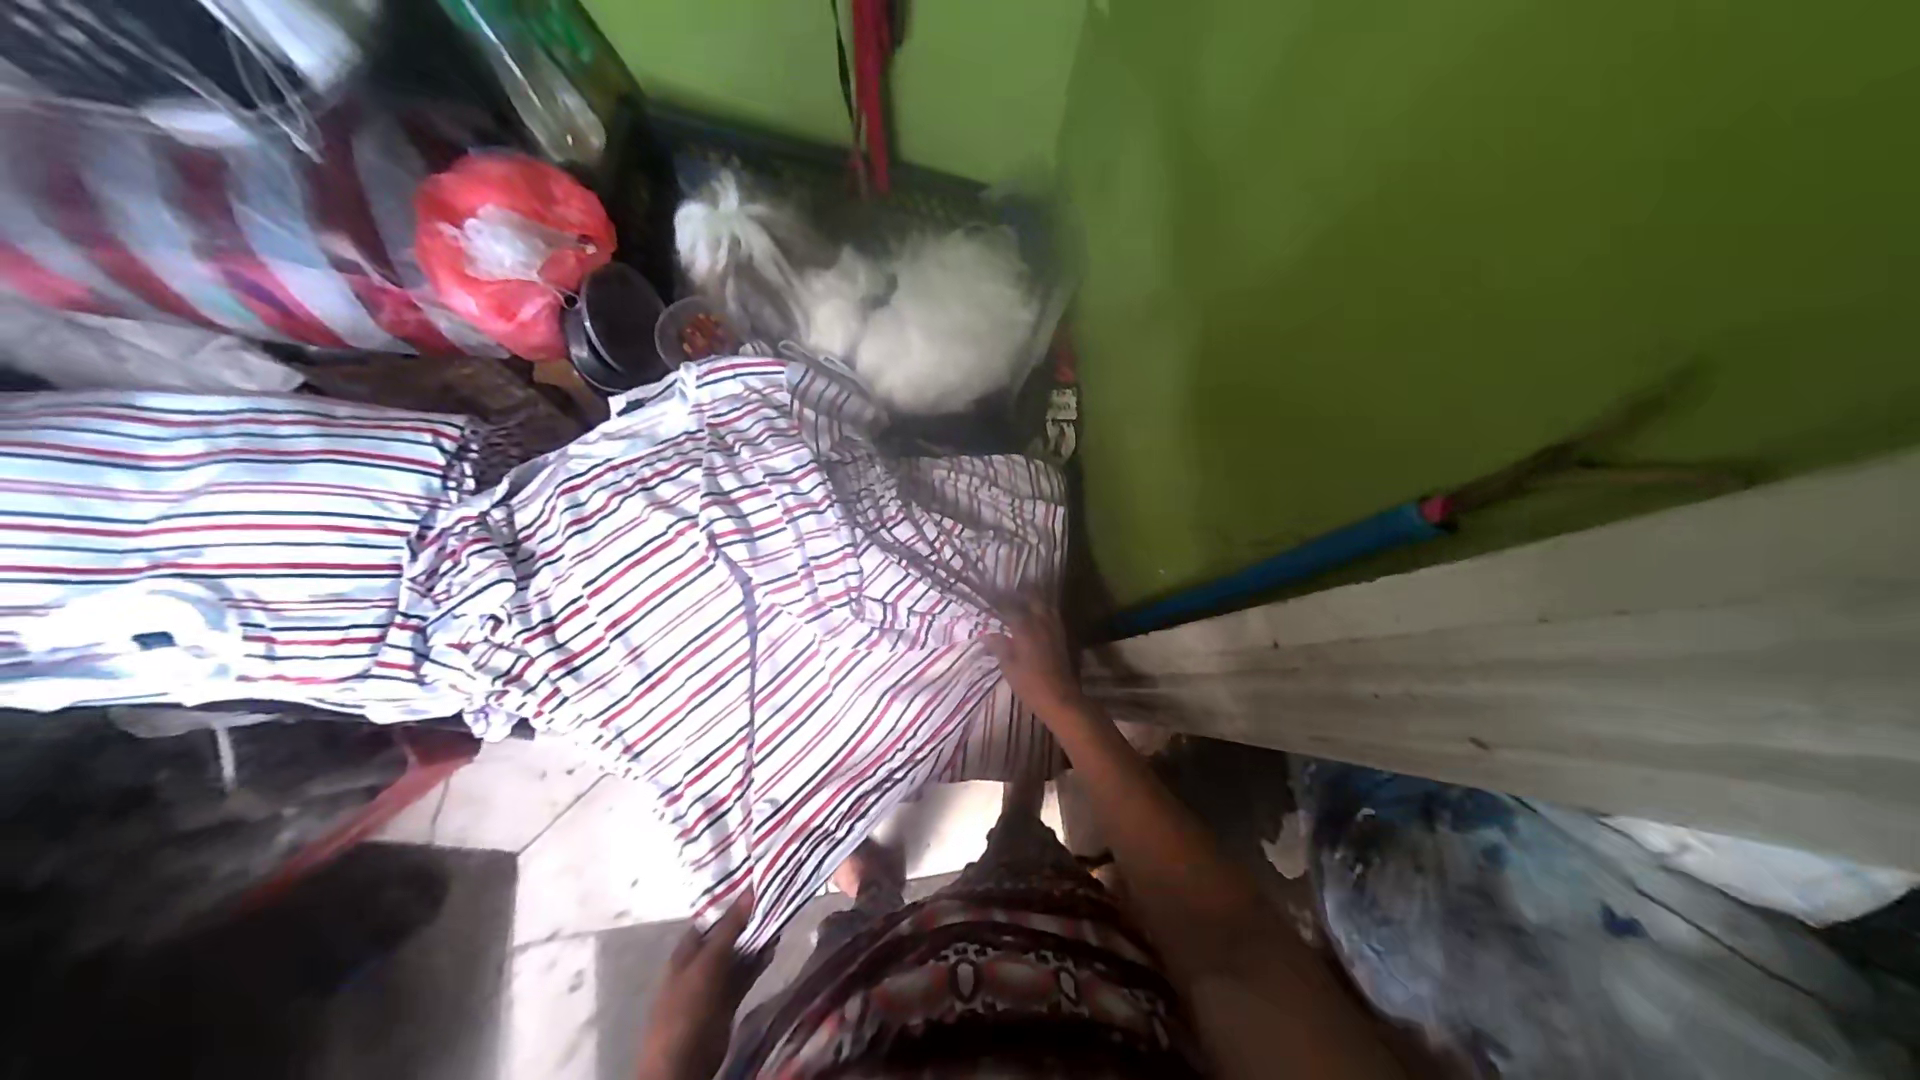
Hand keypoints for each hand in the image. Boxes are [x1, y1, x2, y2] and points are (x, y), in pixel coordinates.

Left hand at [635, 893, 758, 1079]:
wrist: (682, 1064)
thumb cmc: (689, 1006)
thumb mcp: (709, 961)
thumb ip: (730, 927)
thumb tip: (749, 889)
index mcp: (688, 949)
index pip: (714, 916)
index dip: (734, 900)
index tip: (759, 882)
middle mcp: (701, 961)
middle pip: (728, 934)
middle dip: (749, 919)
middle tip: (776, 898)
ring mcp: (715, 982)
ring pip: (740, 953)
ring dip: (757, 939)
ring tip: (781, 919)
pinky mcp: (728, 999)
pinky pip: (746, 974)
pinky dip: (759, 961)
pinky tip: (775, 947)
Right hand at [984, 598, 1087, 718]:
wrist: (1060, 697)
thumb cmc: (1029, 683)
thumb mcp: (1008, 666)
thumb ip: (999, 646)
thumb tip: (986, 635)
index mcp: (1024, 627)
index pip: (1010, 606)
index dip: (999, 599)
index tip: (990, 596)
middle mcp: (1041, 622)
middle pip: (1032, 599)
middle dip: (1020, 596)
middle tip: (1008, 599)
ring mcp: (1055, 628)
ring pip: (1045, 606)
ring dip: (1035, 602)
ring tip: (1024, 606)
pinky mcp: (1063, 637)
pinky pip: (1054, 617)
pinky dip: (1045, 613)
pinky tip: (1039, 620)